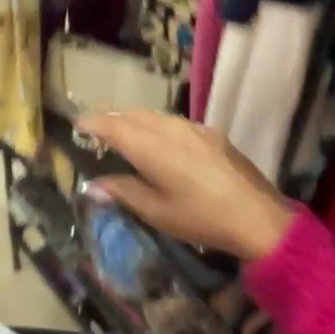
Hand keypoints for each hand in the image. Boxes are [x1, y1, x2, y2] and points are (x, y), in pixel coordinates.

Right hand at [76, 112, 295, 260]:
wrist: (256, 215)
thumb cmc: (201, 217)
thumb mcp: (157, 211)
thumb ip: (125, 192)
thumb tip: (94, 185)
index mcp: (154, 147)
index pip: (116, 128)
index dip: (95, 124)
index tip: (78, 124)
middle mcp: (173, 129)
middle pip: (136, 116)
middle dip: (113, 119)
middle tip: (96, 128)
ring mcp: (195, 129)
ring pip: (157, 116)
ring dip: (136, 119)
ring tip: (123, 131)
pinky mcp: (212, 134)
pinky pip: (176, 122)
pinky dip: (157, 125)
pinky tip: (158, 139)